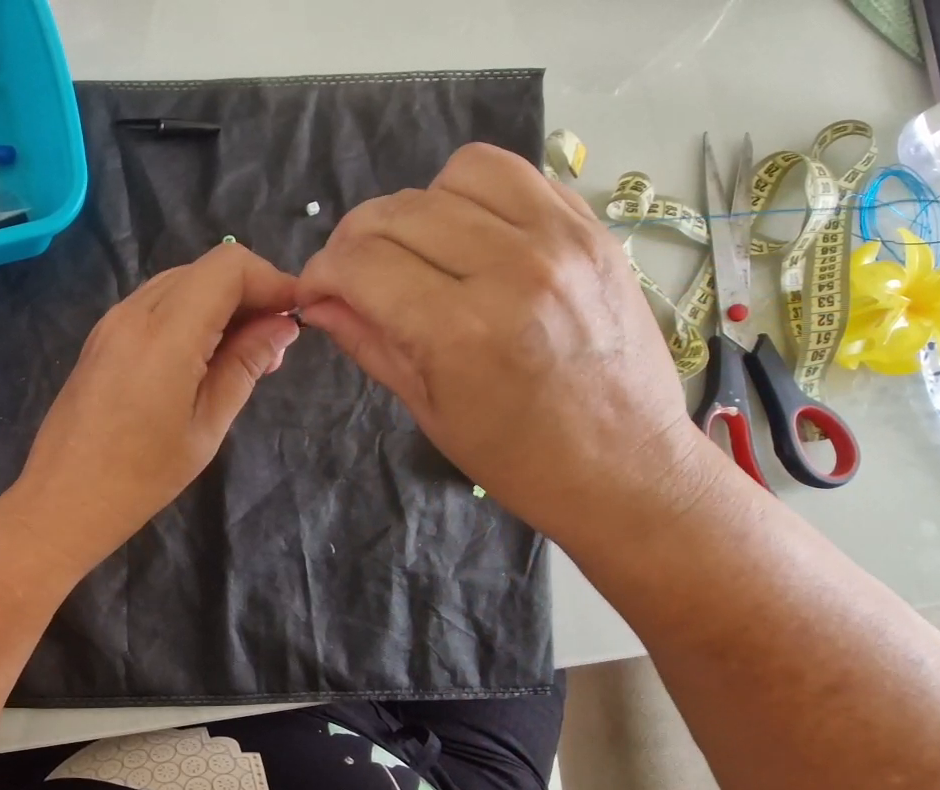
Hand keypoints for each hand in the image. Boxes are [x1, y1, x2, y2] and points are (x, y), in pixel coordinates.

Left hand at [7, 243, 298, 568]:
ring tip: (239, 359)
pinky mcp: (99, 339)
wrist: (63, 501)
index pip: (229, 266)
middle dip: (247, 294)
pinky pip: (154, 306)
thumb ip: (245, 365)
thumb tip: (282, 325)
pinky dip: (188, 317)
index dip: (271, 279)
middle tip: (271, 347)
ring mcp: (110, 323)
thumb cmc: (141, 477)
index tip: (295, 315)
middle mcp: (133, 313)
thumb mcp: (206, 426)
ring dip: (218, 306)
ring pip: (179, 284)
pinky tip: (200, 361)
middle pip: (205, 269)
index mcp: (165, 332)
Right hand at [298, 143, 709, 544]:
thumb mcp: (426, 407)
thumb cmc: (515, 457)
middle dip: (354, 242)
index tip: (315, 293)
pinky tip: (467, 236)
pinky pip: (516, 174)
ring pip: (455, 175)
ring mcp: (560, 239)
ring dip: (416, 210)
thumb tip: (318, 303)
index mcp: (460, 330)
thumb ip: (368, 342)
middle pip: (398, 213)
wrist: (623, 465)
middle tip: (353, 276)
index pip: (360, 264)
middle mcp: (510, 268)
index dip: (320, 273)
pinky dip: (473, 195)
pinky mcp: (592, 227)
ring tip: (416, 252)